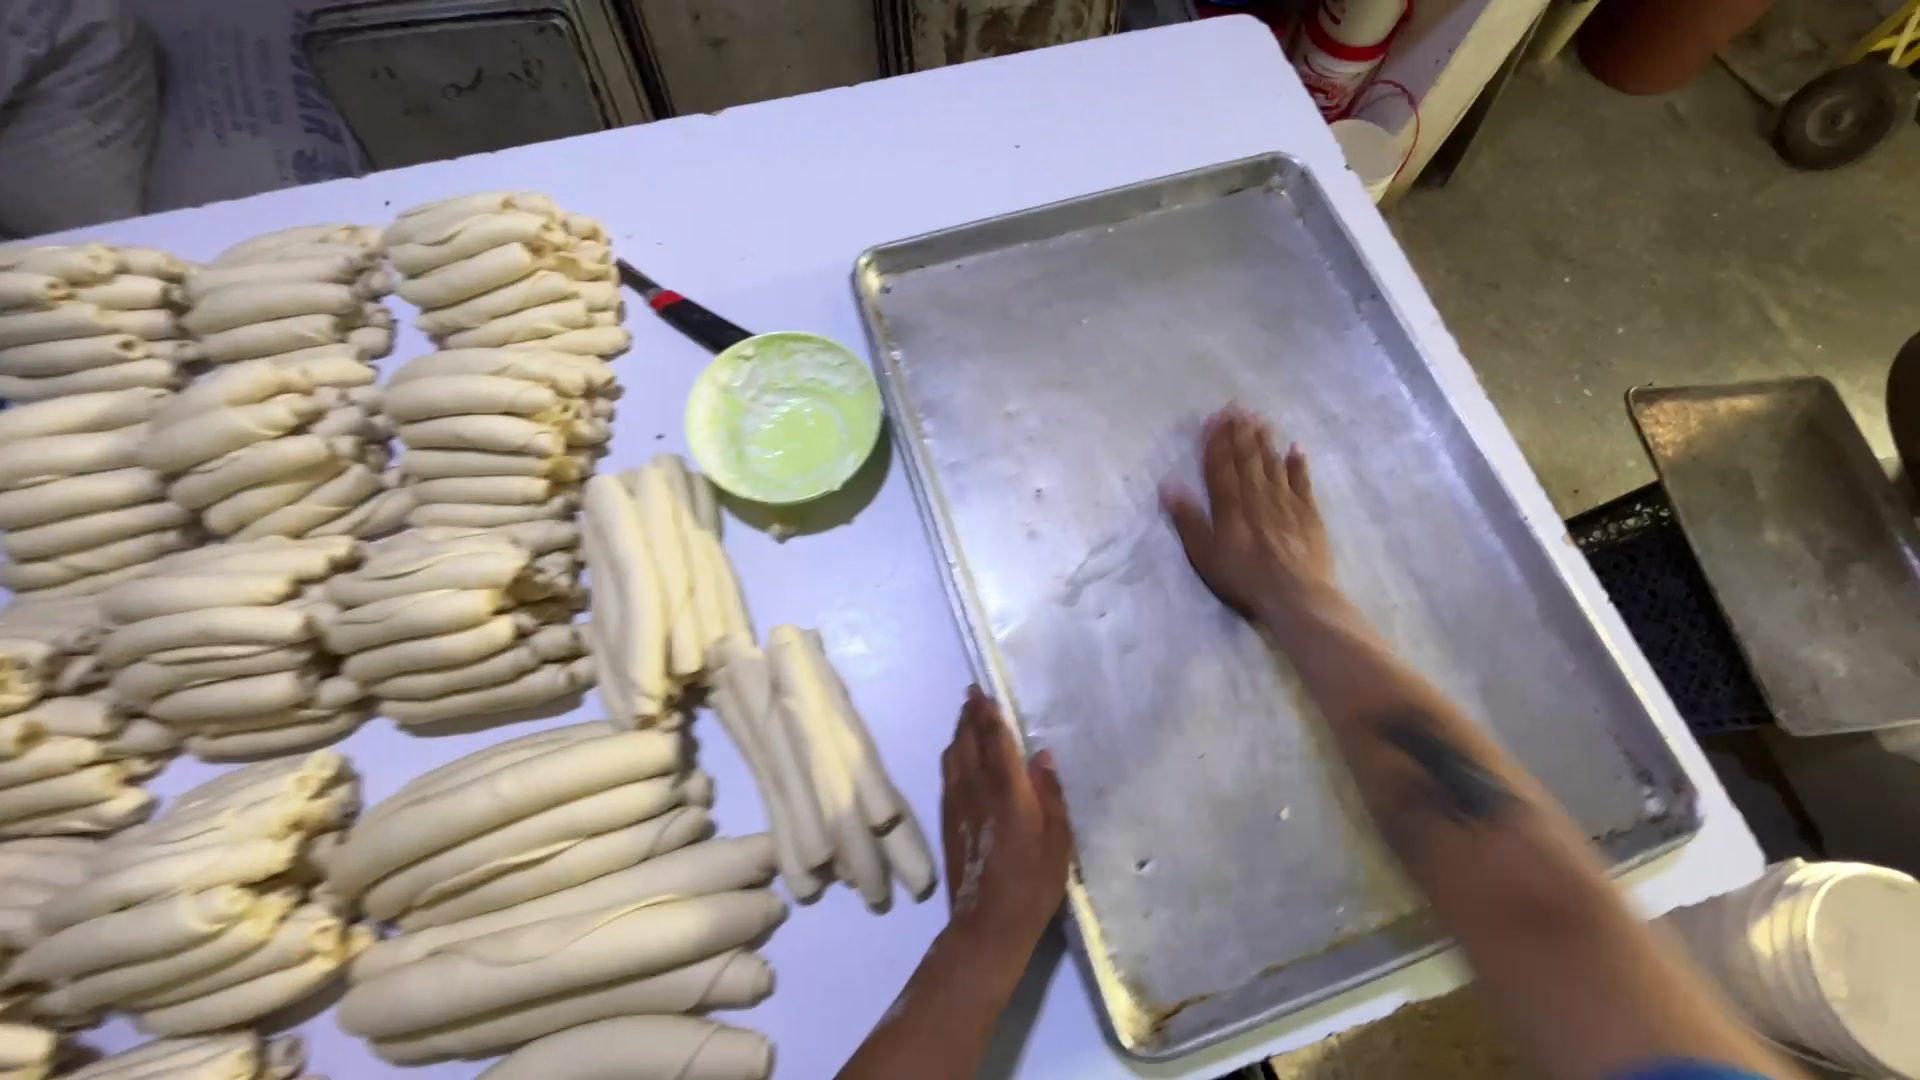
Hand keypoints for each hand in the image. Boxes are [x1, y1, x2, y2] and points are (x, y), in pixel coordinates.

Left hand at [940, 686, 1071, 946]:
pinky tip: (958, 758)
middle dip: (968, 715)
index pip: (996, 739)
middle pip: (967, 741)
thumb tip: (1041, 756)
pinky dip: (953, 756)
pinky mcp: (947, 820)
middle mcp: (976, 787)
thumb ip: (1050, 793)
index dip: (989, 713)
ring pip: (953, 756)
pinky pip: (947, 775)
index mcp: (1007, 788)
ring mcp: (957, 803)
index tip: (983, 692)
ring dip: (958, 733)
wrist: (988, 922)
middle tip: (970, 695)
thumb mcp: (1058, 838)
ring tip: (965, 719)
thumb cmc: (1033, 881)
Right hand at [1160, 405, 1337, 627]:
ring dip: (1264, 440)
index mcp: (1229, 506)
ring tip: (1258, 418)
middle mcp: (1257, 496)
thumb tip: (1168, 485)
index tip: (1213, 418)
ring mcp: (1285, 502)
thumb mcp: (1205, 555)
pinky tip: (1295, 446)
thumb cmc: (1243, 579)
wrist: (1296, 596)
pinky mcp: (1308, 513)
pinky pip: (1302, 481)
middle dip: (1239, 432)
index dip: (1216, 441)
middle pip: (1246, 459)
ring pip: (1272, 463)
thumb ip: (1188, 520)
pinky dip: (1298, 462)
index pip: (1219, 466)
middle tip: (1236, 407)